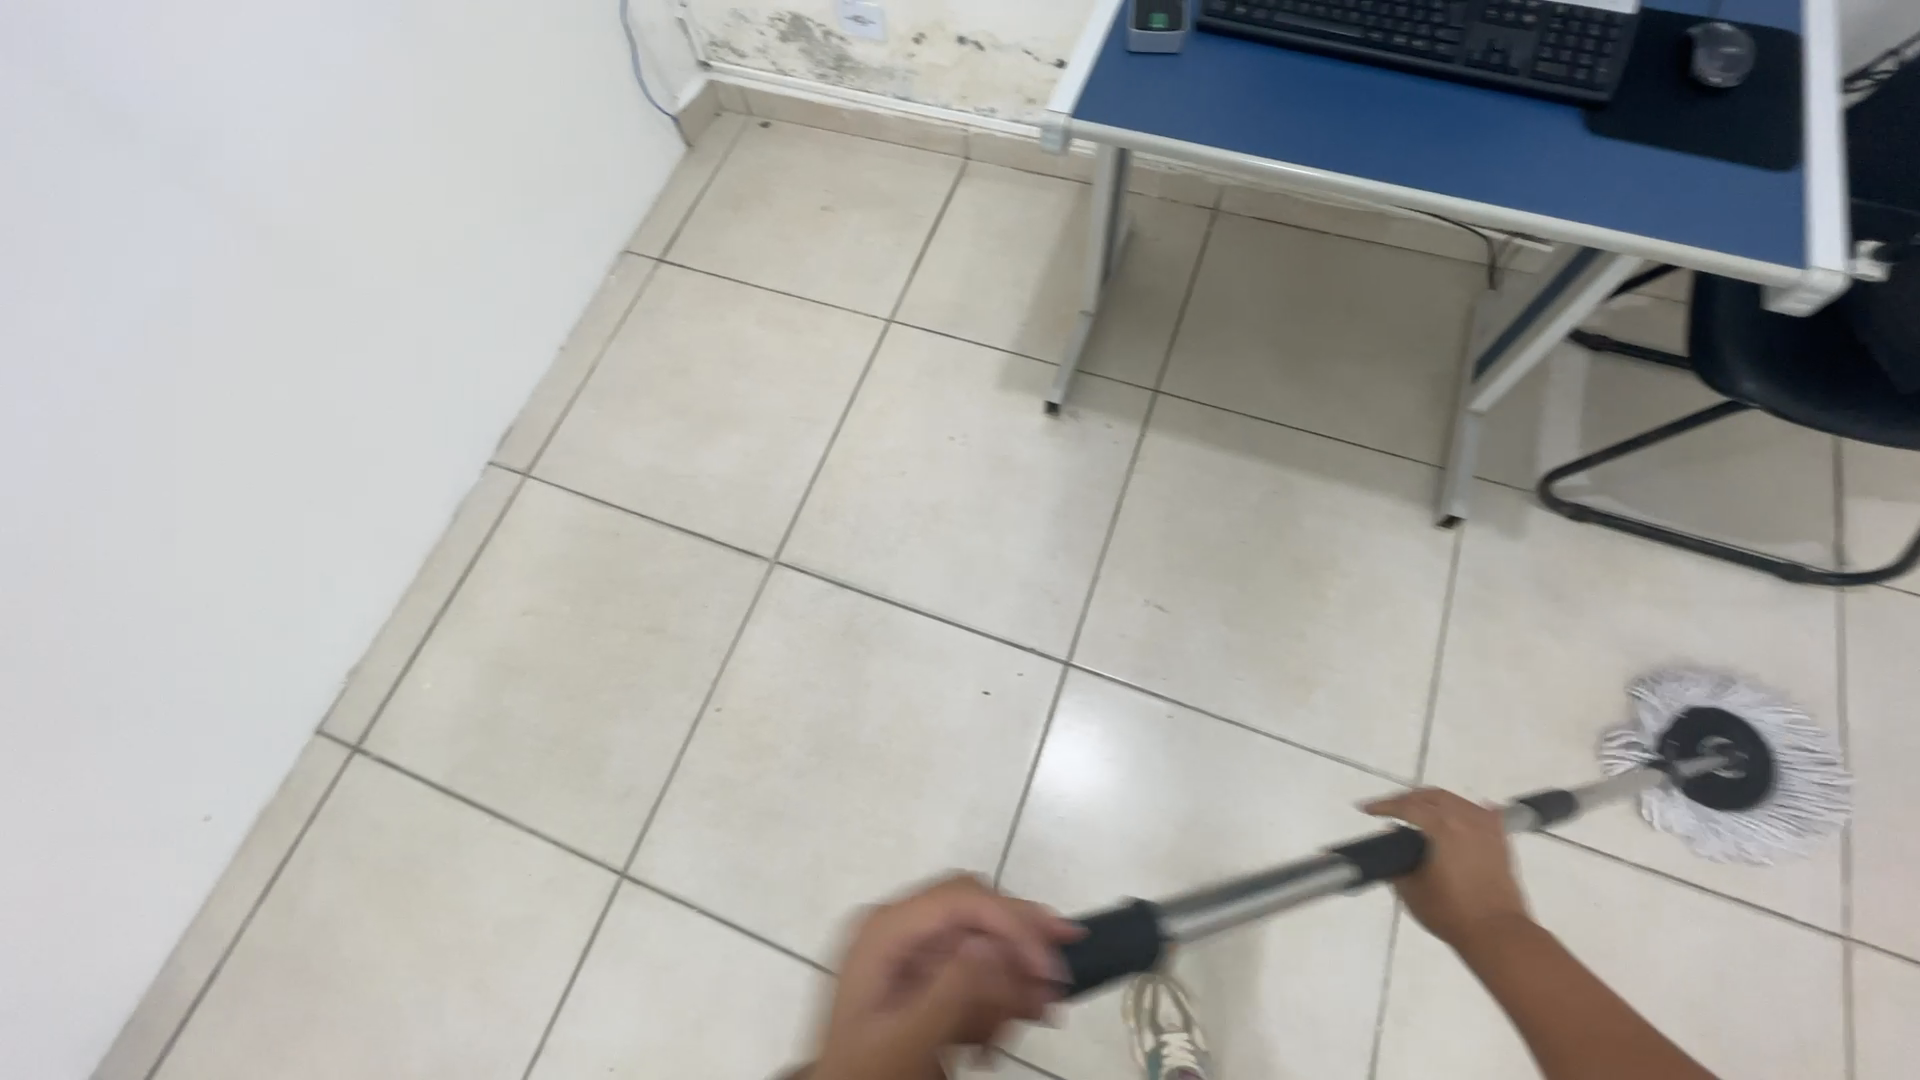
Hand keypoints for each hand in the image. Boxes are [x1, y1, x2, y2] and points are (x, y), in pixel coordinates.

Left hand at [811, 874, 1084, 1079]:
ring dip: (1014, 974)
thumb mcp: (905, 1042)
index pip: (960, 898)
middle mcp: (901, 925)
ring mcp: (913, 947)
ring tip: (1038, 1012)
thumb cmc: (864, 1074)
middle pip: (977, 908)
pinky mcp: (926, 971)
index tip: (1047, 966)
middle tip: (1058, 979)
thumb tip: (993, 944)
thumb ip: (950, 991)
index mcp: (886, 929)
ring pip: (983, 935)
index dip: (1010, 923)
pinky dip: (999, 993)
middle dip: (1020, 943)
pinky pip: (976, 966)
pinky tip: (1006, 1025)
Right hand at [1363, 788, 1531, 950]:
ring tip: (1419, 810)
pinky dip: (1468, 809)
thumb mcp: (1410, 888)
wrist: (1499, 935)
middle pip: (1432, 797)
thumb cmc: (1450, 912)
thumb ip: (1395, 860)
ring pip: (1457, 801)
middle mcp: (1466, 821)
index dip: (1383, 806)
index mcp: (1442, 827)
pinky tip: (1462, 812)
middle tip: (1389, 808)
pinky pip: (1484, 815)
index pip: (1406, 806)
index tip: (1365, 809)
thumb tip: (1392, 837)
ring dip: (1434, 801)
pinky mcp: (1502, 845)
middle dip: (1407, 798)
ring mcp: (1487, 831)